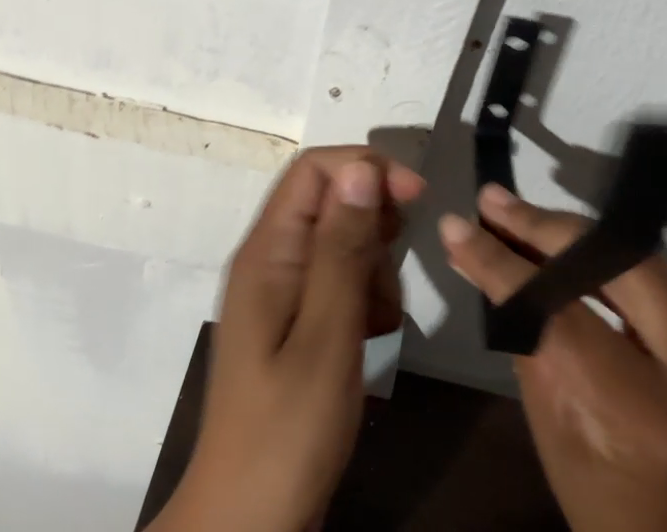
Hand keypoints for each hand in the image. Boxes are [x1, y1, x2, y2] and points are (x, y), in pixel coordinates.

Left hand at [152, 147, 423, 531]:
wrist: (249, 516)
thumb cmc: (288, 429)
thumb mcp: (327, 336)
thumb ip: (343, 250)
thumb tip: (362, 170)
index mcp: (266, 252)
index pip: (315, 170)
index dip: (367, 170)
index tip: (417, 199)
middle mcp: (269, 259)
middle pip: (331, 202)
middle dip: (375, 229)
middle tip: (388, 286)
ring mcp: (281, 291)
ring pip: (342, 243)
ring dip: (374, 270)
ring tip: (377, 325)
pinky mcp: (296, 321)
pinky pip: (338, 282)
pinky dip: (365, 299)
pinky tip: (372, 337)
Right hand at [440, 184, 666, 531]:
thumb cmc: (592, 484)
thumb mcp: (544, 415)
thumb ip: (521, 329)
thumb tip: (475, 250)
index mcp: (641, 410)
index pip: (563, 313)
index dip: (506, 264)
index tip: (460, 229)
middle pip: (618, 266)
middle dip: (547, 228)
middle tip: (492, 203)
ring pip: (636, 262)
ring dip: (571, 236)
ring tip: (514, 215)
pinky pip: (649, 279)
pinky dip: (598, 257)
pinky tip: (556, 242)